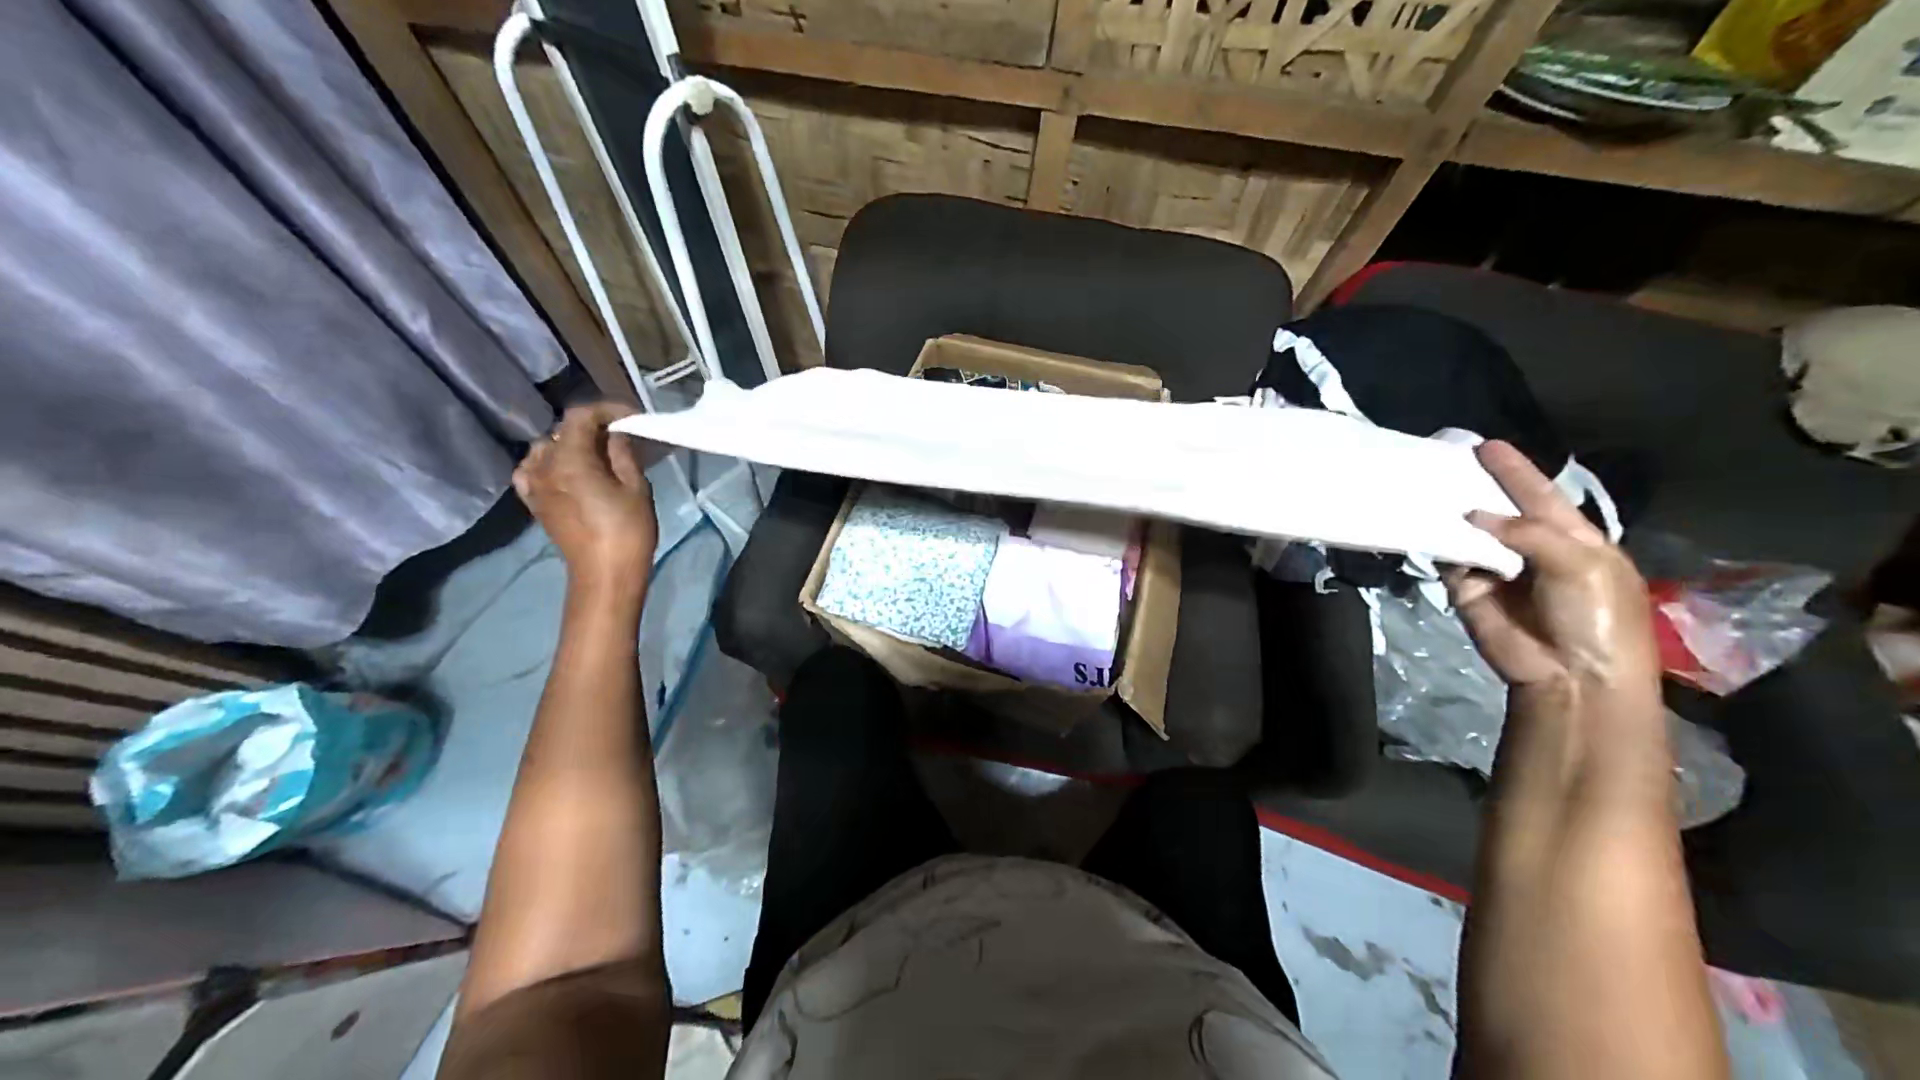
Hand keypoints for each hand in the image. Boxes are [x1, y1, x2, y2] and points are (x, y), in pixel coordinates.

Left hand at [514, 403, 656, 593]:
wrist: (604, 574)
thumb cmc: (627, 530)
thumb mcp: (635, 487)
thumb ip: (622, 453)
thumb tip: (615, 433)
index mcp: (569, 459)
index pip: (580, 415)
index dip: (607, 409)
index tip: (631, 417)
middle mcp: (543, 465)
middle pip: (563, 430)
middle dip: (592, 427)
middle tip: (621, 436)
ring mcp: (533, 484)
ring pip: (547, 447)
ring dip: (571, 444)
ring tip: (596, 453)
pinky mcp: (533, 501)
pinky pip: (533, 469)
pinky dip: (549, 462)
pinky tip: (567, 470)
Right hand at [1445, 441, 1657, 694]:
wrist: (1570, 675)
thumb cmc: (1595, 616)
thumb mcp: (1579, 565)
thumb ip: (1527, 533)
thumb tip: (1469, 516)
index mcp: (1573, 538)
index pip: (1540, 495)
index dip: (1515, 470)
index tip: (1487, 445)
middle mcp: (1531, 548)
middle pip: (1498, 509)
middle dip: (1475, 485)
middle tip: (1445, 457)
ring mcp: (1496, 569)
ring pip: (1468, 532)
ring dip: (1450, 511)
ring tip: (1424, 484)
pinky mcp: (1467, 589)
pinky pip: (1449, 559)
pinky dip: (1437, 543)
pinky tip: (1421, 522)